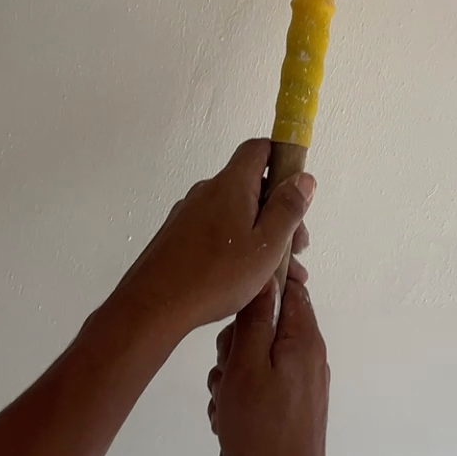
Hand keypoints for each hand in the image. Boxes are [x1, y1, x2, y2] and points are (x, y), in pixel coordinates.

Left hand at [113, 139, 314, 335]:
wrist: (153, 306)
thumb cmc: (213, 277)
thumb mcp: (267, 245)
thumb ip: (288, 208)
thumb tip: (303, 178)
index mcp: (231, 185)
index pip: (260, 149)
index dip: (283, 160)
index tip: (299, 187)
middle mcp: (208, 191)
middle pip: (252, 186)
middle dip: (279, 211)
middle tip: (296, 246)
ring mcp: (191, 213)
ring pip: (237, 213)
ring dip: (261, 234)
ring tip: (278, 271)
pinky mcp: (180, 235)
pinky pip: (218, 230)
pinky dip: (237, 245)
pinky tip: (248, 277)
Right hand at [207, 269, 328, 455]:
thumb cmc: (261, 429)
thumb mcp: (247, 366)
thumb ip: (255, 320)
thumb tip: (265, 280)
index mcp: (304, 339)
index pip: (290, 288)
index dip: (263, 285)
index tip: (236, 297)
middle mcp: (308, 357)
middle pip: (266, 325)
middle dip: (236, 343)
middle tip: (226, 370)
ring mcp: (301, 385)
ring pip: (257, 359)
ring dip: (233, 376)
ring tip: (226, 404)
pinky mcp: (292, 409)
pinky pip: (261, 387)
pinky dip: (242, 398)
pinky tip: (230, 421)